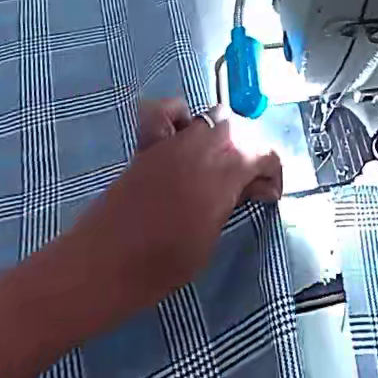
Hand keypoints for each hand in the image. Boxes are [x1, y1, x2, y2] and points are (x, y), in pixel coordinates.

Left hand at [65, 99, 283, 317]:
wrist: (105, 262)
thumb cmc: (162, 265)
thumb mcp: (209, 239)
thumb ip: (230, 201)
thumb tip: (248, 186)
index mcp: (223, 172)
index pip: (264, 153)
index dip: (272, 173)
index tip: (267, 197)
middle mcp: (201, 147)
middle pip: (239, 130)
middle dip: (248, 152)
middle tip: (244, 184)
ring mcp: (173, 141)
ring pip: (210, 119)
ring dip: (221, 137)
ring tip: (216, 166)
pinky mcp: (149, 144)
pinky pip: (168, 113)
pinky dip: (179, 117)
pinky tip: (180, 138)